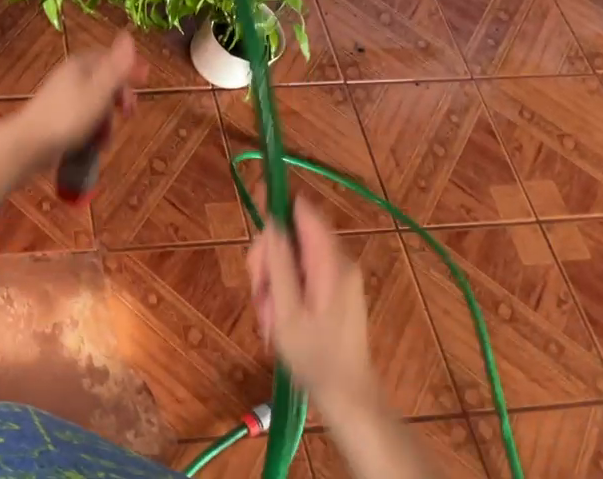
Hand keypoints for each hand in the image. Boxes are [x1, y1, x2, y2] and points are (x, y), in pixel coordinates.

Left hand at [8, 32, 141, 169]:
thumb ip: (116, 67)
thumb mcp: (99, 91)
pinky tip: (93, 145)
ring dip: (106, 120)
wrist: (31, 142)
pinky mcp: (56, 115)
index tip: (144, 82)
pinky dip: (91, 128)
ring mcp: (61, 96)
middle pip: (103, 83)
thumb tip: (129, 36)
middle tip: (130, 114)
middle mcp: (70, 76)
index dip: (128, 69)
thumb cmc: (69, 117)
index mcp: (80, 65)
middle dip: (118, 100)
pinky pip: (82, 117)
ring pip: (94, 103)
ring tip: (106, 139)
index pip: (110, 58)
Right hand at [248, 196, 377, 411]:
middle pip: (291, 236)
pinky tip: (278, 319)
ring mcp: (336, 277)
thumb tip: (272, 223)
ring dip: (272, 281)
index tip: (254, 211)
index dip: (277, 204)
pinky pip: (300, 275)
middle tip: (259, 291)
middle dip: (267, 258)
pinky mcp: (332, 292)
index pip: (303, 211)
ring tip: (269, 316)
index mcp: (330, 262)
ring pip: (291, 257)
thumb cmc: (315, 355)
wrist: (348, 397)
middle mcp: (337, 262)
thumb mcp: (287, 310)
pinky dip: (283, 292)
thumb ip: (279, 263)